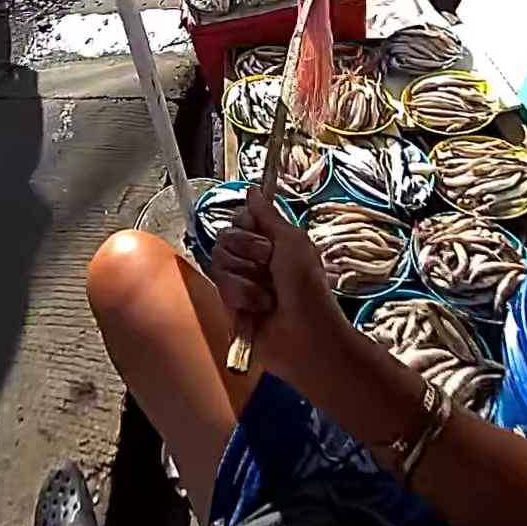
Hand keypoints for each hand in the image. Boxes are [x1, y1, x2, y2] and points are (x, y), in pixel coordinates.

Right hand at [211, 186, 339, 388]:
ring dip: (246, 277)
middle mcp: (250, 258)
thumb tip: (251, 189)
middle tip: (267, 265)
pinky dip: (242, 296)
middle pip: (225, 237)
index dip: (247, 227)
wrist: (306, 336)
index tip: (265, 239)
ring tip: (266, 294)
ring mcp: (239, 280)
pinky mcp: (229, 303)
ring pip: (220, 260)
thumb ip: (267, 214)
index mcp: (268, 240)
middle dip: (247, 251)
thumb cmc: (306, 286)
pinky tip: (258, 309)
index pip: (238, 218)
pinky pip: (220, 286)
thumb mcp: (293, 241)